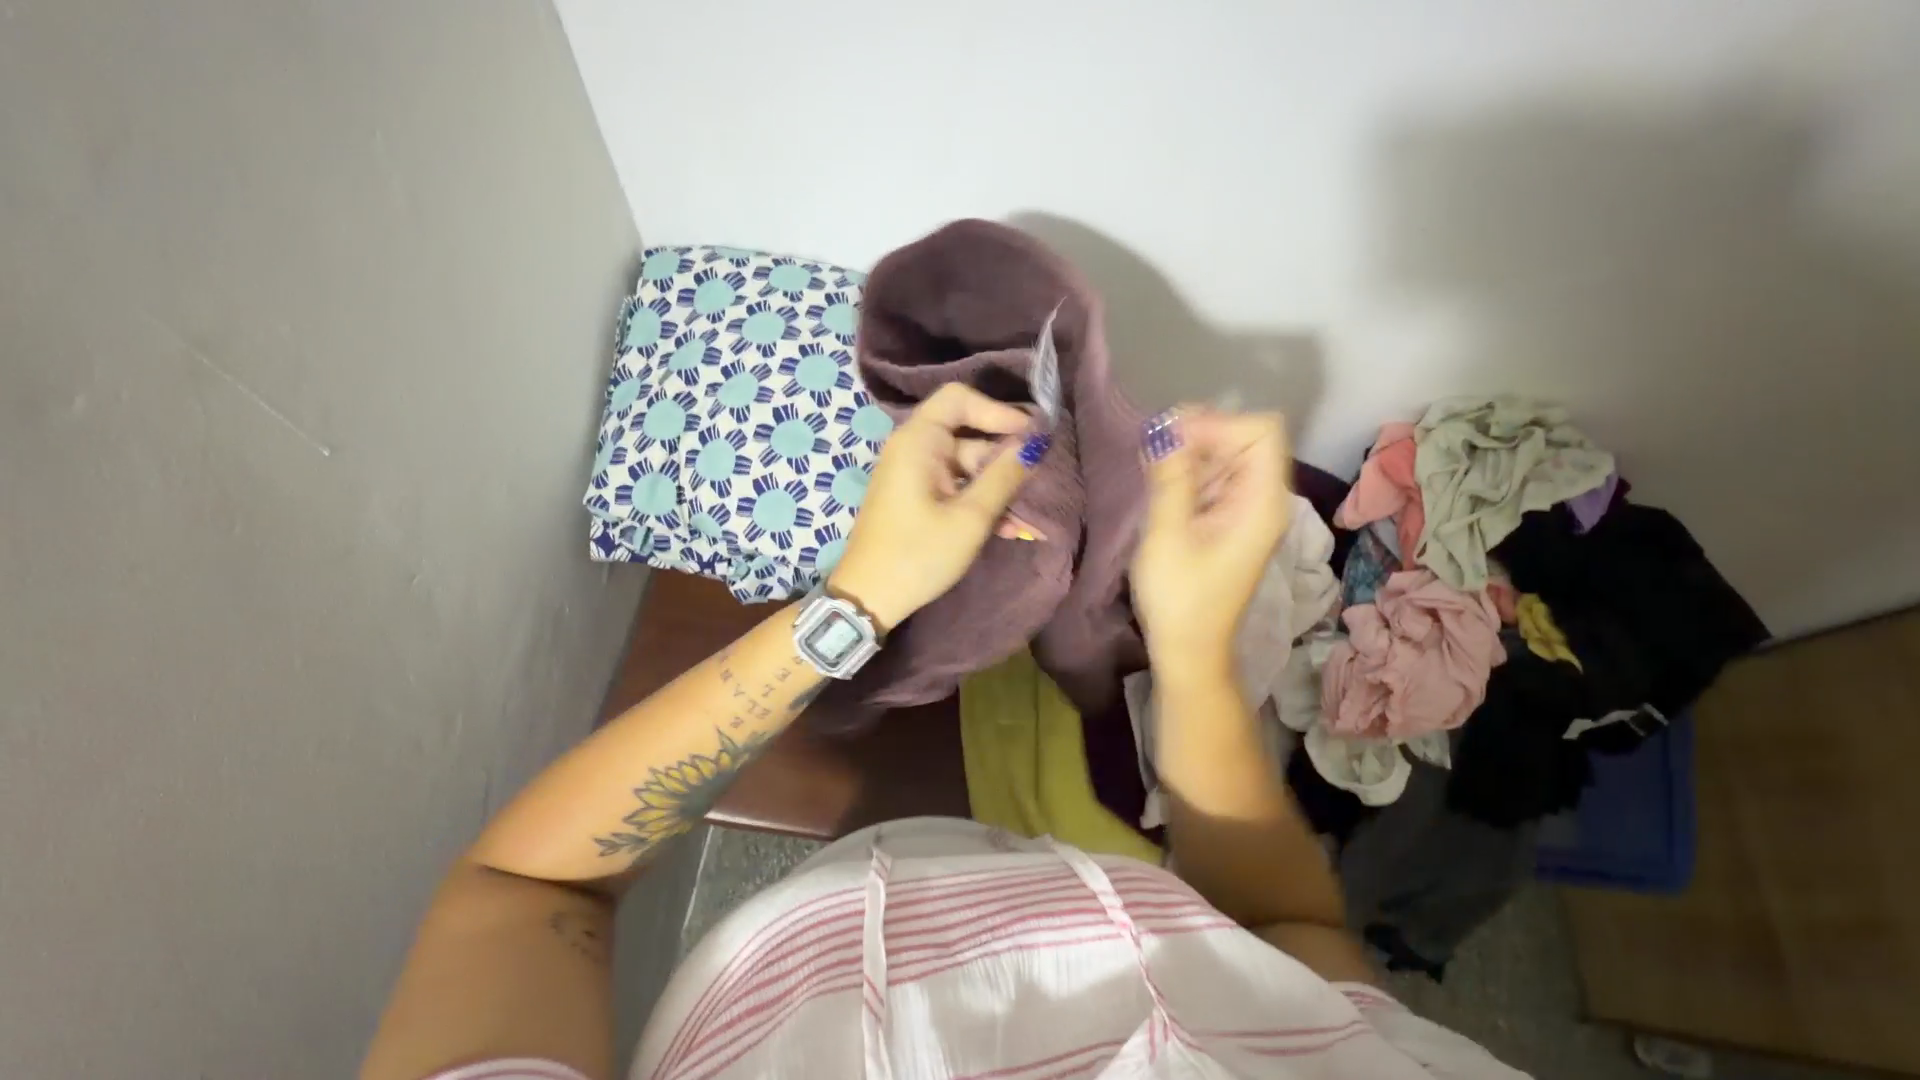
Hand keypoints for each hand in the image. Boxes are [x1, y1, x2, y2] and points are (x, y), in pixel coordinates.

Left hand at [826, 384, 1048, 629]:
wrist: (869, 598)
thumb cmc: (919, 554)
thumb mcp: (970, 517)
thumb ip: (1004, 475)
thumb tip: (1035, 442)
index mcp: (918, 441)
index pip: (960, 398)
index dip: (998, 411)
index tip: (1033, 435)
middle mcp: (913, 449)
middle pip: (968, 434)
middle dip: (1006, 457)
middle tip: (1042, 477)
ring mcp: (914, 475)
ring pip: (967, 466)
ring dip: (998, 487)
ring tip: (1032, 515)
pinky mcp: (917, 499)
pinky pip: (955, 487)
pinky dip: (980, 501)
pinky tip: (1010, 529)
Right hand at [1131, 408, 1293, 677]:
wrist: (1189, 649)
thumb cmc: (1180, 598)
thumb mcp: (1167, 534)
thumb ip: (1170, 477)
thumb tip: (1164, 428)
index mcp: (1261, 501)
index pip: (1261, 430)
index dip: (1218, 424)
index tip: (1174, 441)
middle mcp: (1263, 499)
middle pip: (1245, 438)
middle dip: (1201, 435)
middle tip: (1154, 449)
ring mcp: (1247, 510)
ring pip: (1227, 456)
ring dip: (1191, 453)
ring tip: (1152, 466)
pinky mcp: (1229, 521)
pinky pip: (1216, 479)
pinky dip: (1190, 472)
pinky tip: (1160, 482)